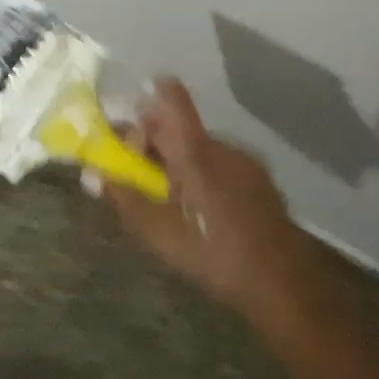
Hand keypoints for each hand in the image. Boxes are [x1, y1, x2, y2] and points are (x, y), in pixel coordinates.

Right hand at [106, 78, 324, 324]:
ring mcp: (247, 163)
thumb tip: (94, 171)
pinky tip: (197, 205)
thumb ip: (123, 196)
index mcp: (195, 152)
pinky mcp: (261, 182)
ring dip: (176, 159)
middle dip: (151, 140)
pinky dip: (200, 172)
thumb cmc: (213, 254)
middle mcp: (223, 147)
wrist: (284, 286)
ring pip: (199, 146)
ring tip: (164, 192)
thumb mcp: (156, 231)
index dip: (151, 93)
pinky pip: (220, 163)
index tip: (130, 108)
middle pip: (180, 127)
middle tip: (132, 166)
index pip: (173, 101)